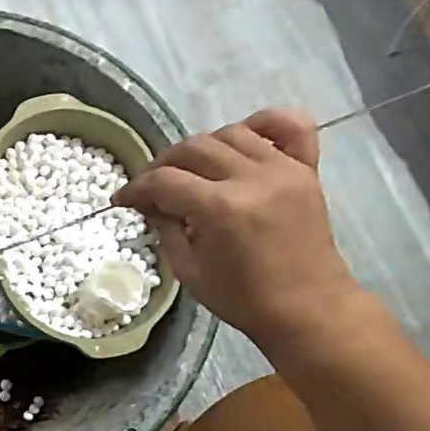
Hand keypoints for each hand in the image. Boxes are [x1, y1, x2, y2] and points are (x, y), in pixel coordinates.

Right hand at [113, 109, 365, 349]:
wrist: (306, 307)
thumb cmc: (241, 297)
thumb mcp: (188, 270)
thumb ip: (165, 228)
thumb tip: (148, 203)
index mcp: (220, 209)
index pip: (164, 180)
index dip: (136, 188)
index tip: (122, 200)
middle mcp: (252, 178)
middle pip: (193, 148)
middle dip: (163, 165)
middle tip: (152, 188)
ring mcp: (284, 169)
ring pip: (231, 132)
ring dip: (202, 147)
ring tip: (192, 170)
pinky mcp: (306, 169)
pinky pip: (290, 125)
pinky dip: (263, 123)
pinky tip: (244, 137)